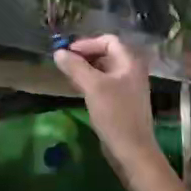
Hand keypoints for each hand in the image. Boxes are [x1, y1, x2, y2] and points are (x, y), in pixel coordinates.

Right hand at [53, 35, 157, 166]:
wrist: (132, 150)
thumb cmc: (115, 114)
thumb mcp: (93, 87)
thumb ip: (75, 67)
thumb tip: (58, 52)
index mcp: (130, 63)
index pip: (108, 41)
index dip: (87, 43)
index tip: (68, 52)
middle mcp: (132, 71)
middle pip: (107, 54)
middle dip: (85, 55)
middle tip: (65, 63)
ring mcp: (128, 87)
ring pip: (104, 70)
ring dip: (86, 69)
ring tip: (68, 75)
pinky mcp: (123, 102)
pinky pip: (105, 84)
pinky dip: (91, 82)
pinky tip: (78, 89)